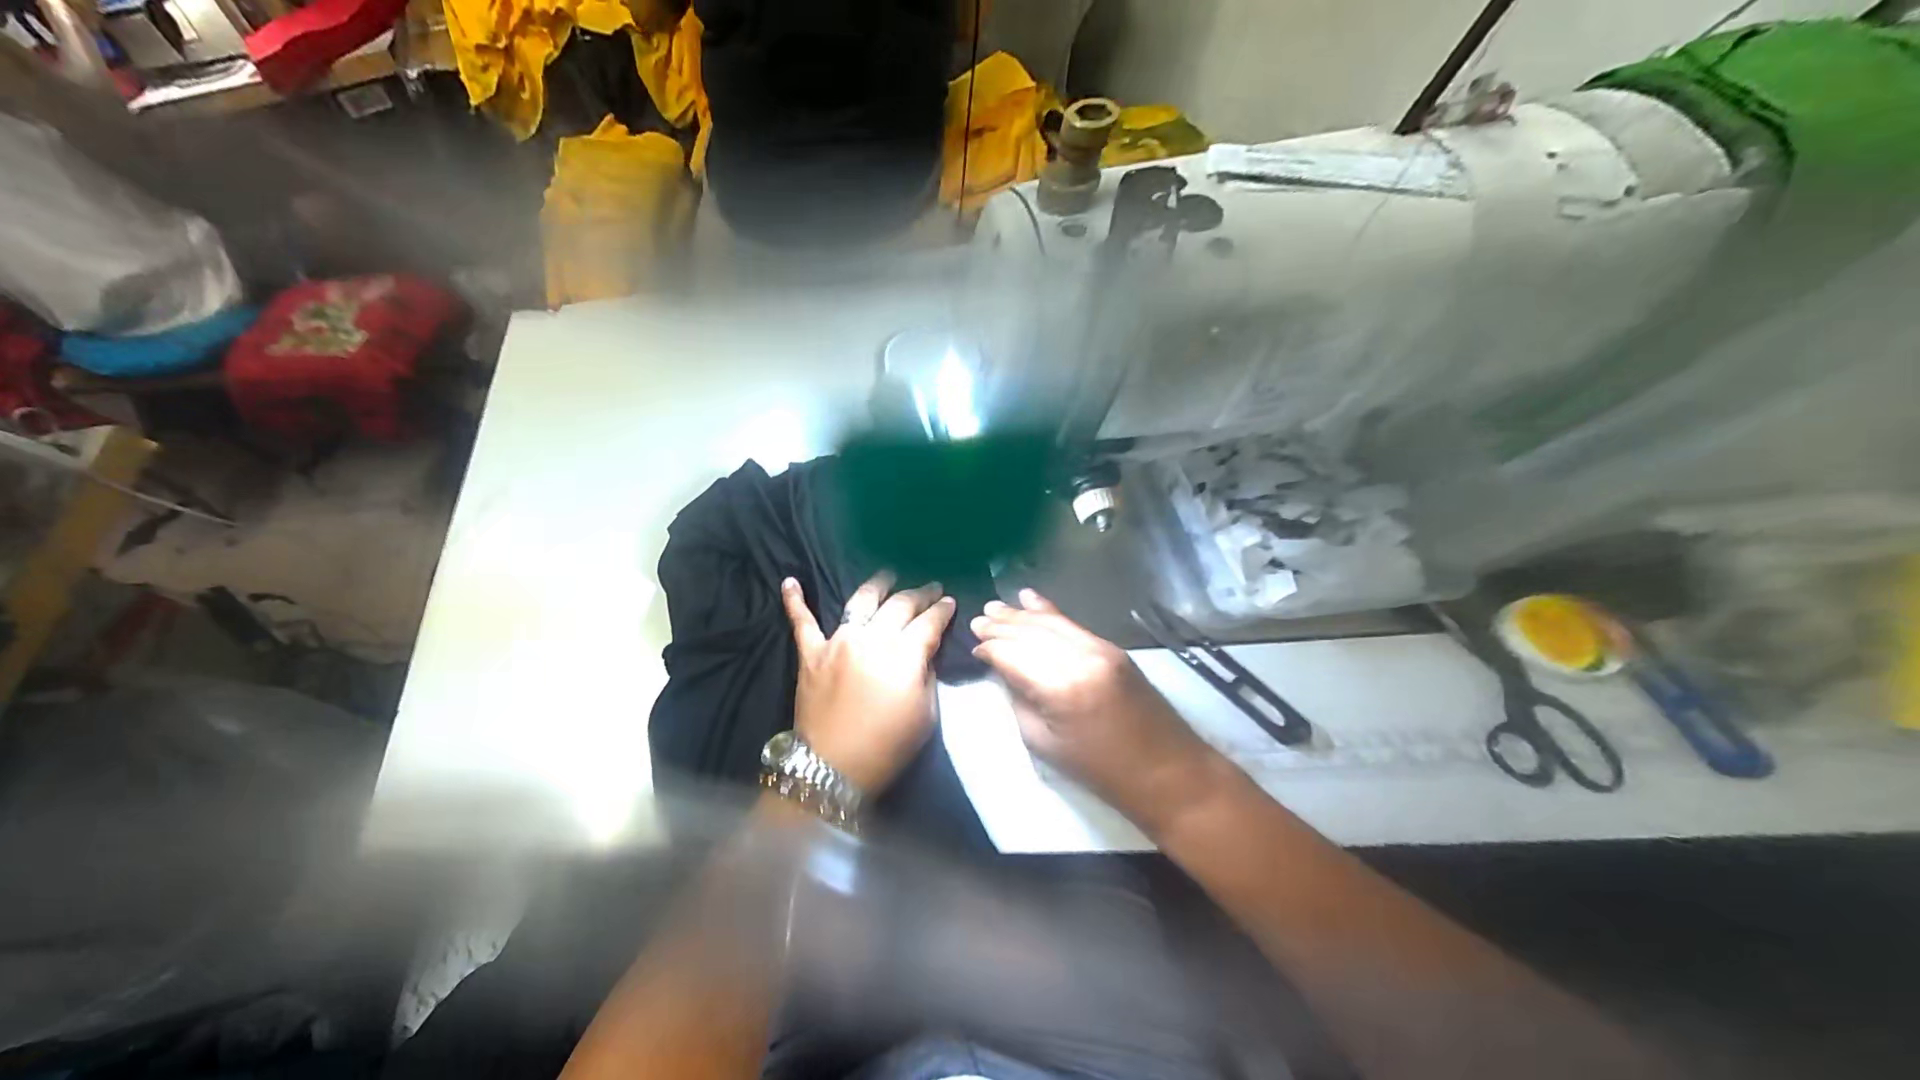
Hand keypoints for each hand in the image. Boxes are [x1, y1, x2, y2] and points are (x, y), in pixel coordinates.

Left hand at [782, 572, 955, 794]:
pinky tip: (790, 582)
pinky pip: (802, 622)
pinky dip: (794, 600)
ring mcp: (837, 642)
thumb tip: (922, 654)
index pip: (929, 622)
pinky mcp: (810, 653)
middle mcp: (871, 638)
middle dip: (919, 594)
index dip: (942, 610)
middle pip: (899, 605)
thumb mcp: (925, 713)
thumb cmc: (888, 746)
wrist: (833, 768)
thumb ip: (926, 675)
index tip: (949, 602)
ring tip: (887, 575)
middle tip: (930, 587)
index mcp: (903, 654)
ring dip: (876, 585)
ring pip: (859, 601)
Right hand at [970, 590, 1226, 830]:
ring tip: (995, 607)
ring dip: (1022, 615)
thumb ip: (1021, 701)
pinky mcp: (1113, 649)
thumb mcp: (1045, 743)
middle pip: (1031, 633)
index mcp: (1060, 687)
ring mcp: (1101, 649)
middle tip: (978, 620)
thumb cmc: (1101, 770)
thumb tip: (1006, 672)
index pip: (1013, 655)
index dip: (990, 649)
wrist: (1166, 771)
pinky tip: (1031, 599)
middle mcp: (1080, 658)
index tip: (973, 647)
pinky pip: (1074, 624)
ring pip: (1052, 623)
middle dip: (1002, 626)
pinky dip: (1050, 611)